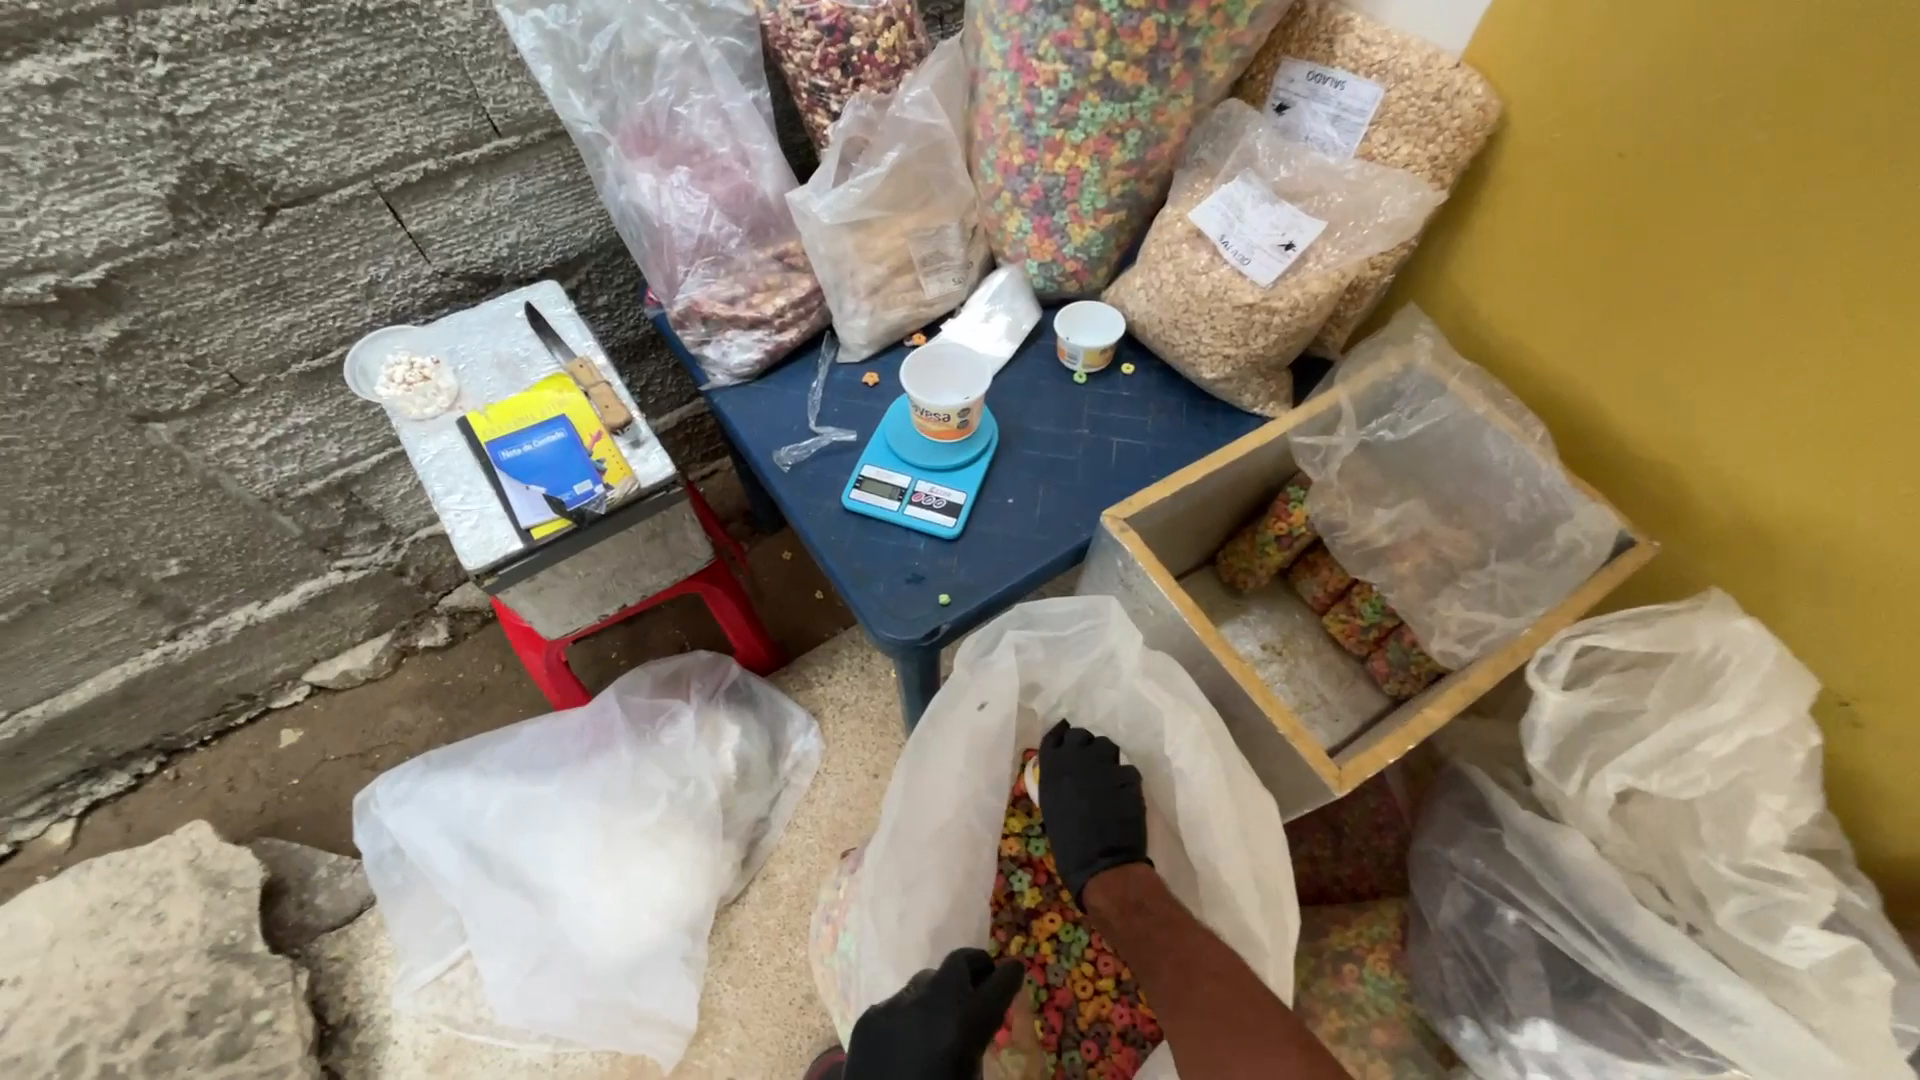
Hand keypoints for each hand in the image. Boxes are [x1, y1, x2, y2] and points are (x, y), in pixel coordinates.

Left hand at [844, 948, 1024, 1079]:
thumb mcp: (972, 1078)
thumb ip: (978, 1041)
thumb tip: (980, 1017)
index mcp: (964, 1025)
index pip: (998, 982)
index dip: (1010, 974)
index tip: (1015, 969)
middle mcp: (930, 1003)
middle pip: (959, 962)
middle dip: (974, 968)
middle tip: (981, 983)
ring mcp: (895, 1005)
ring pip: (925, 981)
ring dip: (938, 995)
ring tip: (938, 1022)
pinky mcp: (869, 1017)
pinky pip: (897, 1004)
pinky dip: (909, 1015)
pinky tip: (906, 1042)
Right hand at [1037, 720, 1151, 902]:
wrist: (1101, 862)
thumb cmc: (1068, 842)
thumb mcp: (1052, 805)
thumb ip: (1058, 781)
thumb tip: (1066, 773)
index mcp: (1053, 767)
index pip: (1055, 735)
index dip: (1061, 734)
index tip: (1065, 735)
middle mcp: (1077, 758)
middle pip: (1081, 735)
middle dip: (1085, 744)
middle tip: (1088, 759)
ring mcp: (1105, 764)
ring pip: (1106, 745)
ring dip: (1105, 756)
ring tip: (1107, 773)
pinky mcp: (1129, 775)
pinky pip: (1126, 768)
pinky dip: (1124, 778)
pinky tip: (1123, 792)